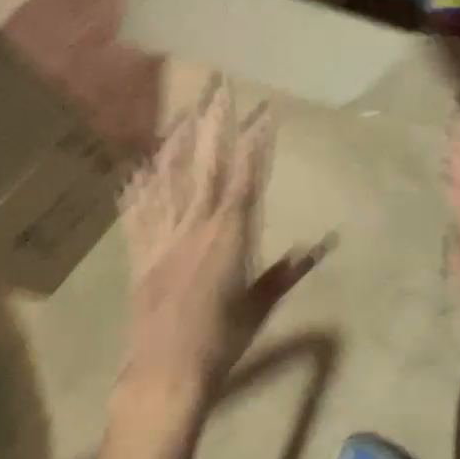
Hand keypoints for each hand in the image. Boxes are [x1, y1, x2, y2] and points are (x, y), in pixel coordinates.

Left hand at [85, 79, 322, 458]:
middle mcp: (194, 226)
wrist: (164, 372)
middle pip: (205, 163)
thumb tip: (322, 244)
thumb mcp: (261, 305)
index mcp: (229, 236)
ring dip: (178, 140)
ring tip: (185, 109)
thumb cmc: (223, 341)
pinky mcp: (137, 251)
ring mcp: (161, 235)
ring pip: (169, 176)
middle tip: (218, 86)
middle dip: (214, 122)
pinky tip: (137, 162)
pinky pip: (137, 208)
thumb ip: (288, 270)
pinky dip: (138, 183)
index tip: (263, 110)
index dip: (255, 141)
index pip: (246, 177)